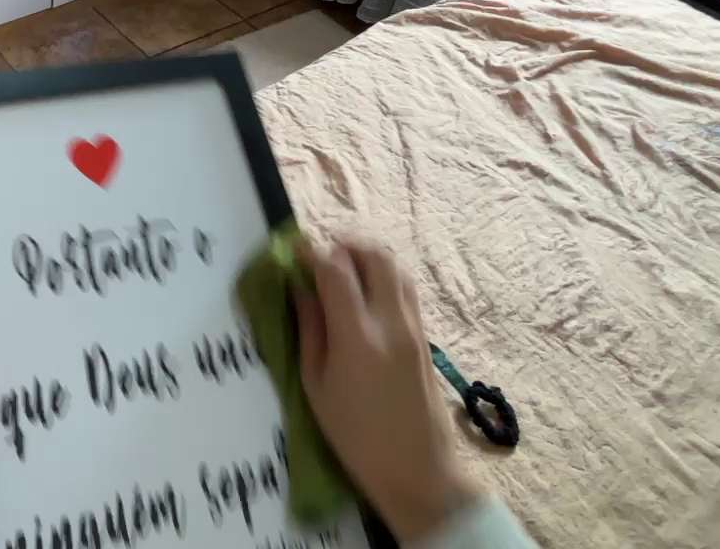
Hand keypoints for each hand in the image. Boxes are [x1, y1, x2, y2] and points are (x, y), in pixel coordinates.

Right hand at [294, 237, 478, 543]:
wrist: (421, 474)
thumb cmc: (355, 436)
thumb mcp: (315, 383)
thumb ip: (309, 328)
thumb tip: (299, 287)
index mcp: (358, 337)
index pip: (335, 270)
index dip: (311, 252)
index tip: (293, 251)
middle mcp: (391, 323)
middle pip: (374, 256)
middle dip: (343, 246)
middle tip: (320, 257)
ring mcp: (415, 328)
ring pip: (396, 266)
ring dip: (366, 257)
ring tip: (341, 270)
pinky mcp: (426, 336)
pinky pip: (405, 288)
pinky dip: (382, 276)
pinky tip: (362, 293)